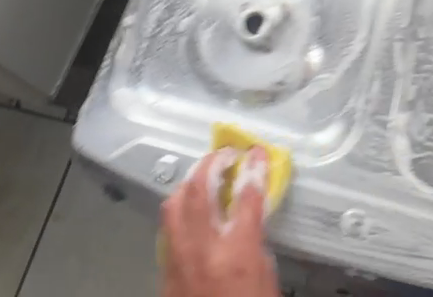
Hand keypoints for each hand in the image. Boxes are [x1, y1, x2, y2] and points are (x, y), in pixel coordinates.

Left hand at [161, 147, 280, 296]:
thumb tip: (248, 217)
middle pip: (200, 189)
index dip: (254, 168)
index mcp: (236, 252)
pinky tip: (190, 213)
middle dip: (213, 163)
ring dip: (190, 183)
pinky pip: (168, 230)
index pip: (246, 195)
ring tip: (204, 176)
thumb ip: (255, 242)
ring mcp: (179, 261)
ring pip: (175, 205)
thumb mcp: (267, 280)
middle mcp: (203, 250)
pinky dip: (179, 212)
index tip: (257, 152)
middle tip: (226, 154)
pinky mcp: (165, 275)